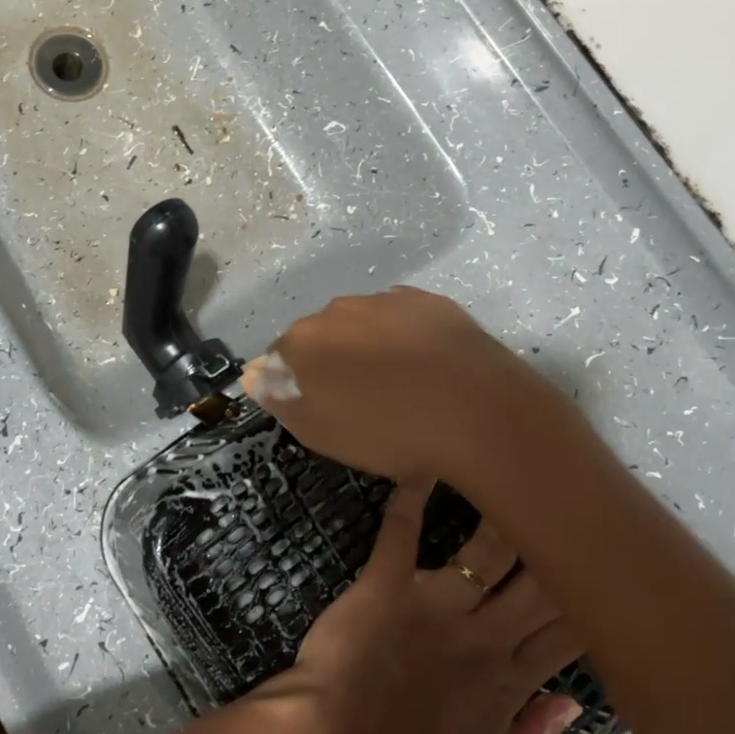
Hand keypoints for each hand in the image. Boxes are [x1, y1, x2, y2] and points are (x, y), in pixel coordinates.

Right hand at [241, 287, 574, 480]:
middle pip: (320, 336)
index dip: (293, 384)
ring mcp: (385, 301)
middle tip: (357, 403)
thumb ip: (279, 400)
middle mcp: (335, 310)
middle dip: (330, 362)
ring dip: (367, 348)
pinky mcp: (430, 303)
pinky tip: (424, 369)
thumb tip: (254, 375)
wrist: (481, 414)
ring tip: (396, 387)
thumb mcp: (320, 432)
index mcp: (302, 340)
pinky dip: (403, 340)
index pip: (278, 357)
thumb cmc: (388, 431)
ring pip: (362, 325)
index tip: (315, 409)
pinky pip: (402, 320)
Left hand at [253, 483, 586, 733]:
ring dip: (504, 513)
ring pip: (488, 548)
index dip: (591, 597)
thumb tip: (570, 700)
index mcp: (511, 680)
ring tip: (515, 473)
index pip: (569, 631)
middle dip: (561, 544)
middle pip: (541, 581)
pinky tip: (422, 463)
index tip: (605, 565)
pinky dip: (410, 495)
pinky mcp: (384, 585)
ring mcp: (434, 605)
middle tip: (576, 503)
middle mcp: (484, 635)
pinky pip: (401, 532)